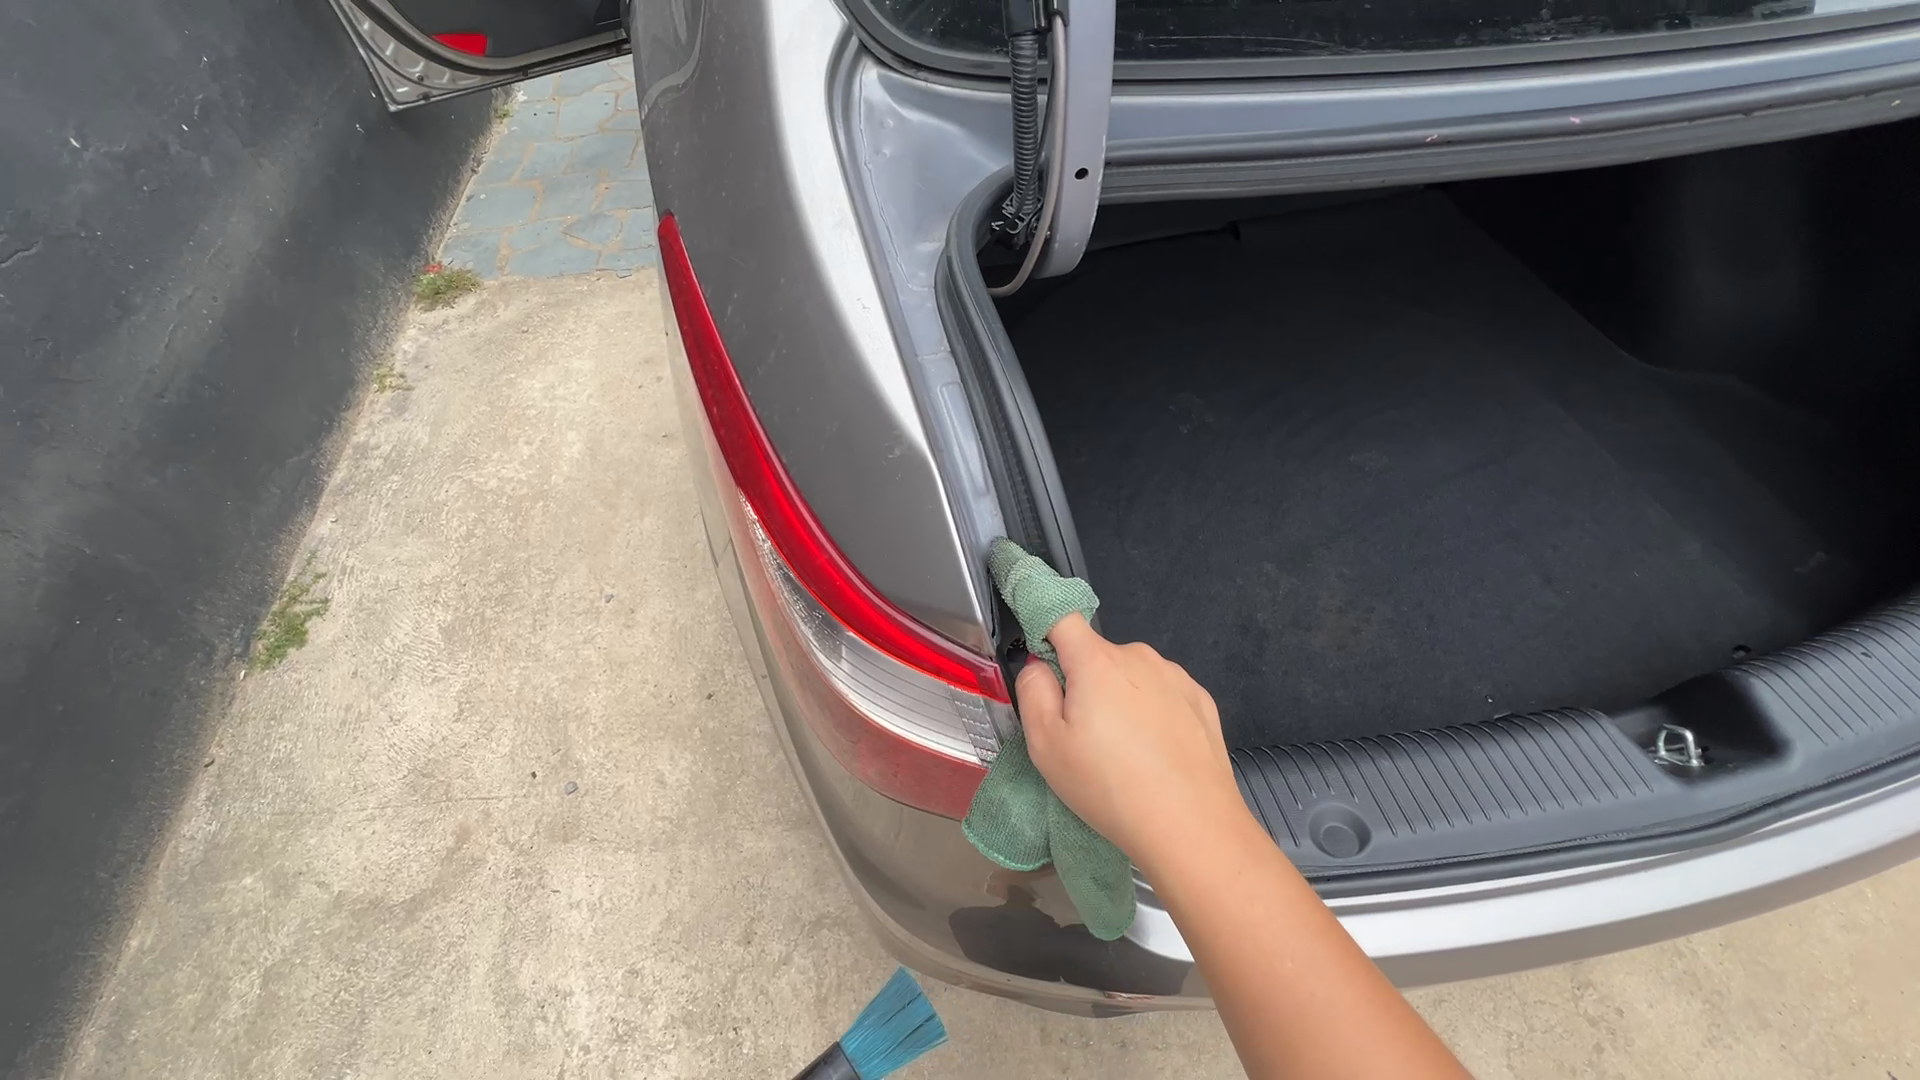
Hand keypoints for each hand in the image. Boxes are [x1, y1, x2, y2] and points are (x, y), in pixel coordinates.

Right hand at [1015, 615, 1250, 874]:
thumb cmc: (1109, 785)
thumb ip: (1033, 691)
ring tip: (1125, 754)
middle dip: (1084, 684)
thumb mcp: (1046, 745)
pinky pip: (1163, 694)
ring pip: (1131, 676)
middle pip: (1097, 655)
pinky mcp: (1201, 701)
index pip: (1062, 616)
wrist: (1192, 826)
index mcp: (1097, 661)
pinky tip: (1156, 755)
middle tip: (1083, 736)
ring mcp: (1175, 677)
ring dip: (1120, 699)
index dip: (1044, 628)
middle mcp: (1139, 656)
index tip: (1042, 662)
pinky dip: (1153, 714)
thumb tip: (1040, 665)